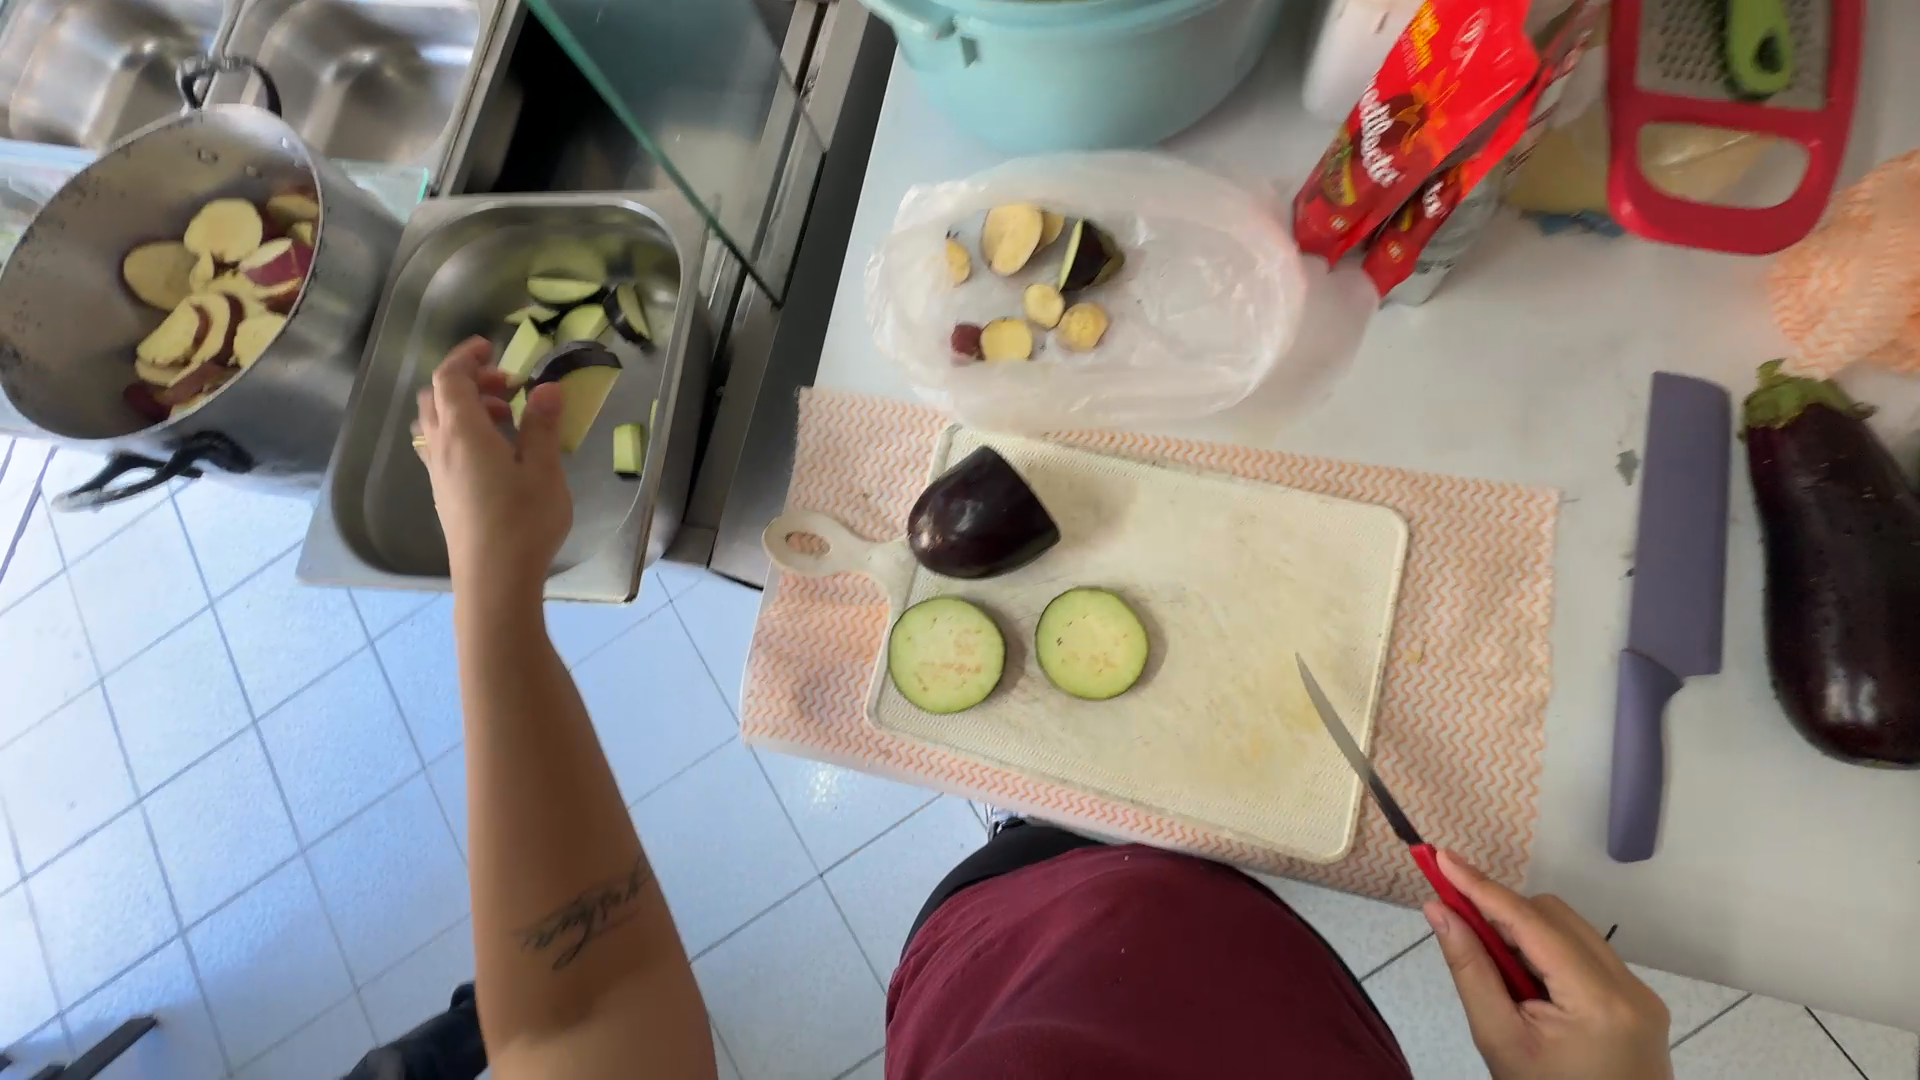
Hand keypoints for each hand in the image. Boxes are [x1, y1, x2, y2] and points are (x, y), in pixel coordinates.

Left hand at [414, 336, 571, 597]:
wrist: (494, 578)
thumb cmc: (524, 521)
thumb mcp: (544, 470)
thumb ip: (542, 426)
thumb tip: (546, 388)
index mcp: (464, 432)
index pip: (450, 378)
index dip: (466, 357)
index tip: (490, 347)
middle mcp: (441, 447)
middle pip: (437, 398)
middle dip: (469, 382)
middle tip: (508, 386)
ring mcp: (439, 472)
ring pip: (438, 424)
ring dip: (467, 409)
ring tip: (508, 419)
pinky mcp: (445, 493)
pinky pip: (445, 447)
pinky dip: (466, 433)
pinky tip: (498, 454)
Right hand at [1427, 851, 1671, 1079]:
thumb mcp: (1497, 1037)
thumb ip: (1468, 967)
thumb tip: (1436, 907)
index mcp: (1598, 1000)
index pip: (1529, 921)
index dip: (1480, 885)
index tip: (1439, 856)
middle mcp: (1630, 987)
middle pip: (1551, 915)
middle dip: (1500, 909)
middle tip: (1455, 917)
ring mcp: (1639, 995)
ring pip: (1567, 927)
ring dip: (1520, 928)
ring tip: (1492, 962)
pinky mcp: (1638, 1003)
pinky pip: (1581, 951)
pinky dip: (1542, 949)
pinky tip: (1521, 977)